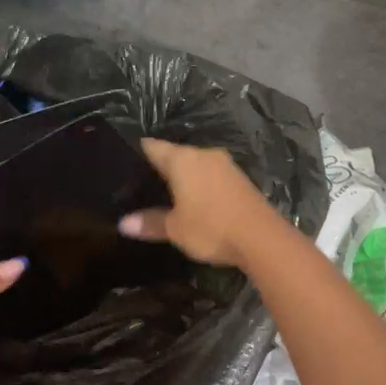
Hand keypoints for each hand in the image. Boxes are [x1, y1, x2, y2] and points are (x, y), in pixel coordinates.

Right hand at [119, 139, 276, 268]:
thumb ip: (150, 222)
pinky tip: (194, 200)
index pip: (152, 146)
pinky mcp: (240, 179)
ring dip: (183, 177)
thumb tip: (123, 224)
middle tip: (141, 185)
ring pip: (195, 165)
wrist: (262, 238)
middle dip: (160, 168)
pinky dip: (200, 184)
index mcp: (183, 159)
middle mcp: (204, 154)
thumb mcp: (175, 229)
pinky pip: (211, 176)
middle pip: (175, 154)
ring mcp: (225, 165)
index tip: (124, 164)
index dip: (136, 153)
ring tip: (165, 194)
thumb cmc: (211, 228)